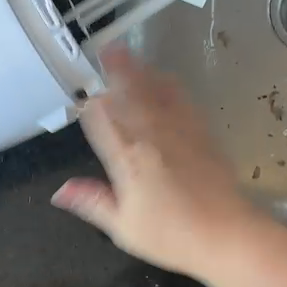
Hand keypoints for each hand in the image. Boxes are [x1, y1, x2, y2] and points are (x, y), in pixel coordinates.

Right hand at [52, 48, 269, 278]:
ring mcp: (180, 131)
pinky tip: (165, 79)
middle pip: (130, 94)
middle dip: (118, 72)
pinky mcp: (202, 133)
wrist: (226, 235)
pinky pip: (182, 100)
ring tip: (130, 55)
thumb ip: (93, 202)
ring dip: (141, 72)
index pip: (103, 120)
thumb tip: (60, 191)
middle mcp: (152, 137)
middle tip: (108, 50)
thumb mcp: (124, 227)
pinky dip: (168, 85)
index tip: (86, 98)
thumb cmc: (172, 236)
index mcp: (128, 159)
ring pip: (156, 91)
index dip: (92, 106)